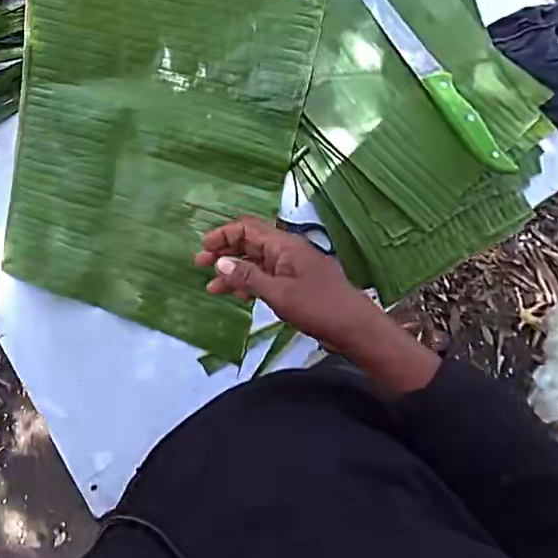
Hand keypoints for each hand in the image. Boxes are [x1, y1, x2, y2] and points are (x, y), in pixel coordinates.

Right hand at [196, 216, 439, 394]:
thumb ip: (248, 276)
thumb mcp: (278, 293)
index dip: (222, 235)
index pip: (246, 228)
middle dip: (224, 252)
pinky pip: (267, 276)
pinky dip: (250, 283)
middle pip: (249, 243)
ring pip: (256, 262)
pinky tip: (240, 296)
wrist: (356, 329)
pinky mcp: (297, 284)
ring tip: (213, 288)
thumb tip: (220, 261)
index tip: (203, 249)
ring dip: (234, 271)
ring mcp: (293, 267)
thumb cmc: (319, 307)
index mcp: (284, 245)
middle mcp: (287, 251)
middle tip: (200, 266)